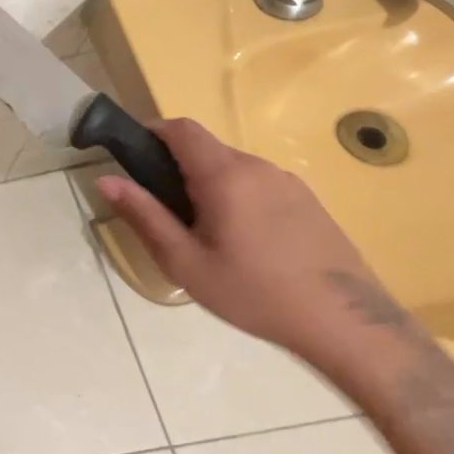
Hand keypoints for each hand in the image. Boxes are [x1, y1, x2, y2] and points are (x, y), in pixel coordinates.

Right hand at [96, 119, 393, 361]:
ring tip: (202, 234)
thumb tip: (105, 180)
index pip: (181, 129)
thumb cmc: (255, 294)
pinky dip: (236, 197)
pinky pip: (258, 185)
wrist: (348, 325)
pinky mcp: (308, 201)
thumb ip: (144, 216)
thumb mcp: (185, 262)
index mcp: (226, 176)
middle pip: (206, 149)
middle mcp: (258, 167)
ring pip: (232, 168)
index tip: (132, 159)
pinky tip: (242, 243)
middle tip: (163, 213)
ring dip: (207, 185)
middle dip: (176, 168)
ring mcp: (289, 183)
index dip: (151, 133)